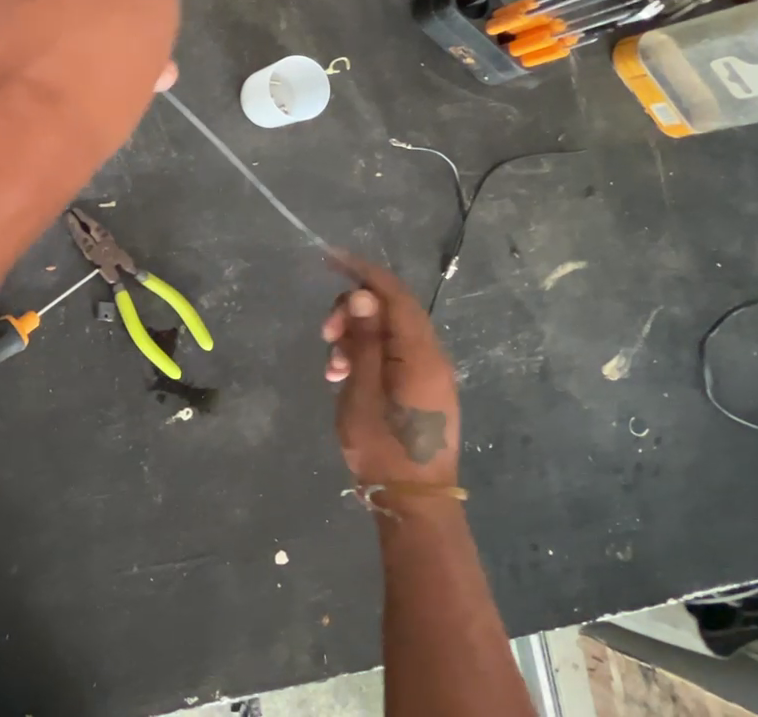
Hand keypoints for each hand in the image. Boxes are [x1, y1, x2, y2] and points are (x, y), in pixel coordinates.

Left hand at [0, 0, 179, 156]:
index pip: (145, 0)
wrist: (31, 114)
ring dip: (52, 5)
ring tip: (37, 49)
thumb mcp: (138, 91)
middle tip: (75, 50)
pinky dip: (16, 12)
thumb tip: (156, 69)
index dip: (127, 29)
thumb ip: (144, 62)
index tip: (115, 54)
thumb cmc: (98, 111)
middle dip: (90, 8)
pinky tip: (12, 44)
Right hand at [321, 254, 460, 486]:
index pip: (394, 295)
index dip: (363, 271)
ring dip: (355, 336)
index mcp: (420, 354)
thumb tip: (364, 294)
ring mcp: (430, 374)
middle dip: (352, 311)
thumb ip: (364, 340)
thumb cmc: (383, 446)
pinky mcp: (424, 389)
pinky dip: (365, 353)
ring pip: (388, 332)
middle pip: (390, 310)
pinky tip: (344, 376)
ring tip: (331, 368)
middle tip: (325, 337)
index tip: (328, 258)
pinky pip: (392, 353)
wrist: (415, 499)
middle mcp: (432, 357)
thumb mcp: (362, 390)